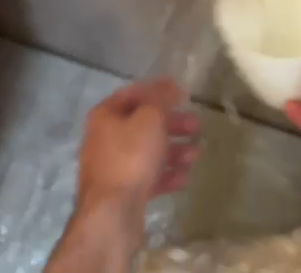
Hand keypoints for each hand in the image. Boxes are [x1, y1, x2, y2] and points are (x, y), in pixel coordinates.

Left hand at [74, 78, 201, 219]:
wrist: (112, 214)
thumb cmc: (130, 156)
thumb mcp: (150, 118)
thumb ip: (162, 98)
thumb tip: (171, 85)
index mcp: (105, 115)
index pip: (134, 94)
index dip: (158, 90)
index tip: (182, 93)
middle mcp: (105, 138)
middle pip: (143, 124)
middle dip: (172, 124)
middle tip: (196, 125)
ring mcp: (112, 167)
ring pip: (147, 152)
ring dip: (173, 150)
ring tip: (196, 154)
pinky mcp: (122, 193)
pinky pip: (147, 177)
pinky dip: (166, 175)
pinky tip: (184, 177)